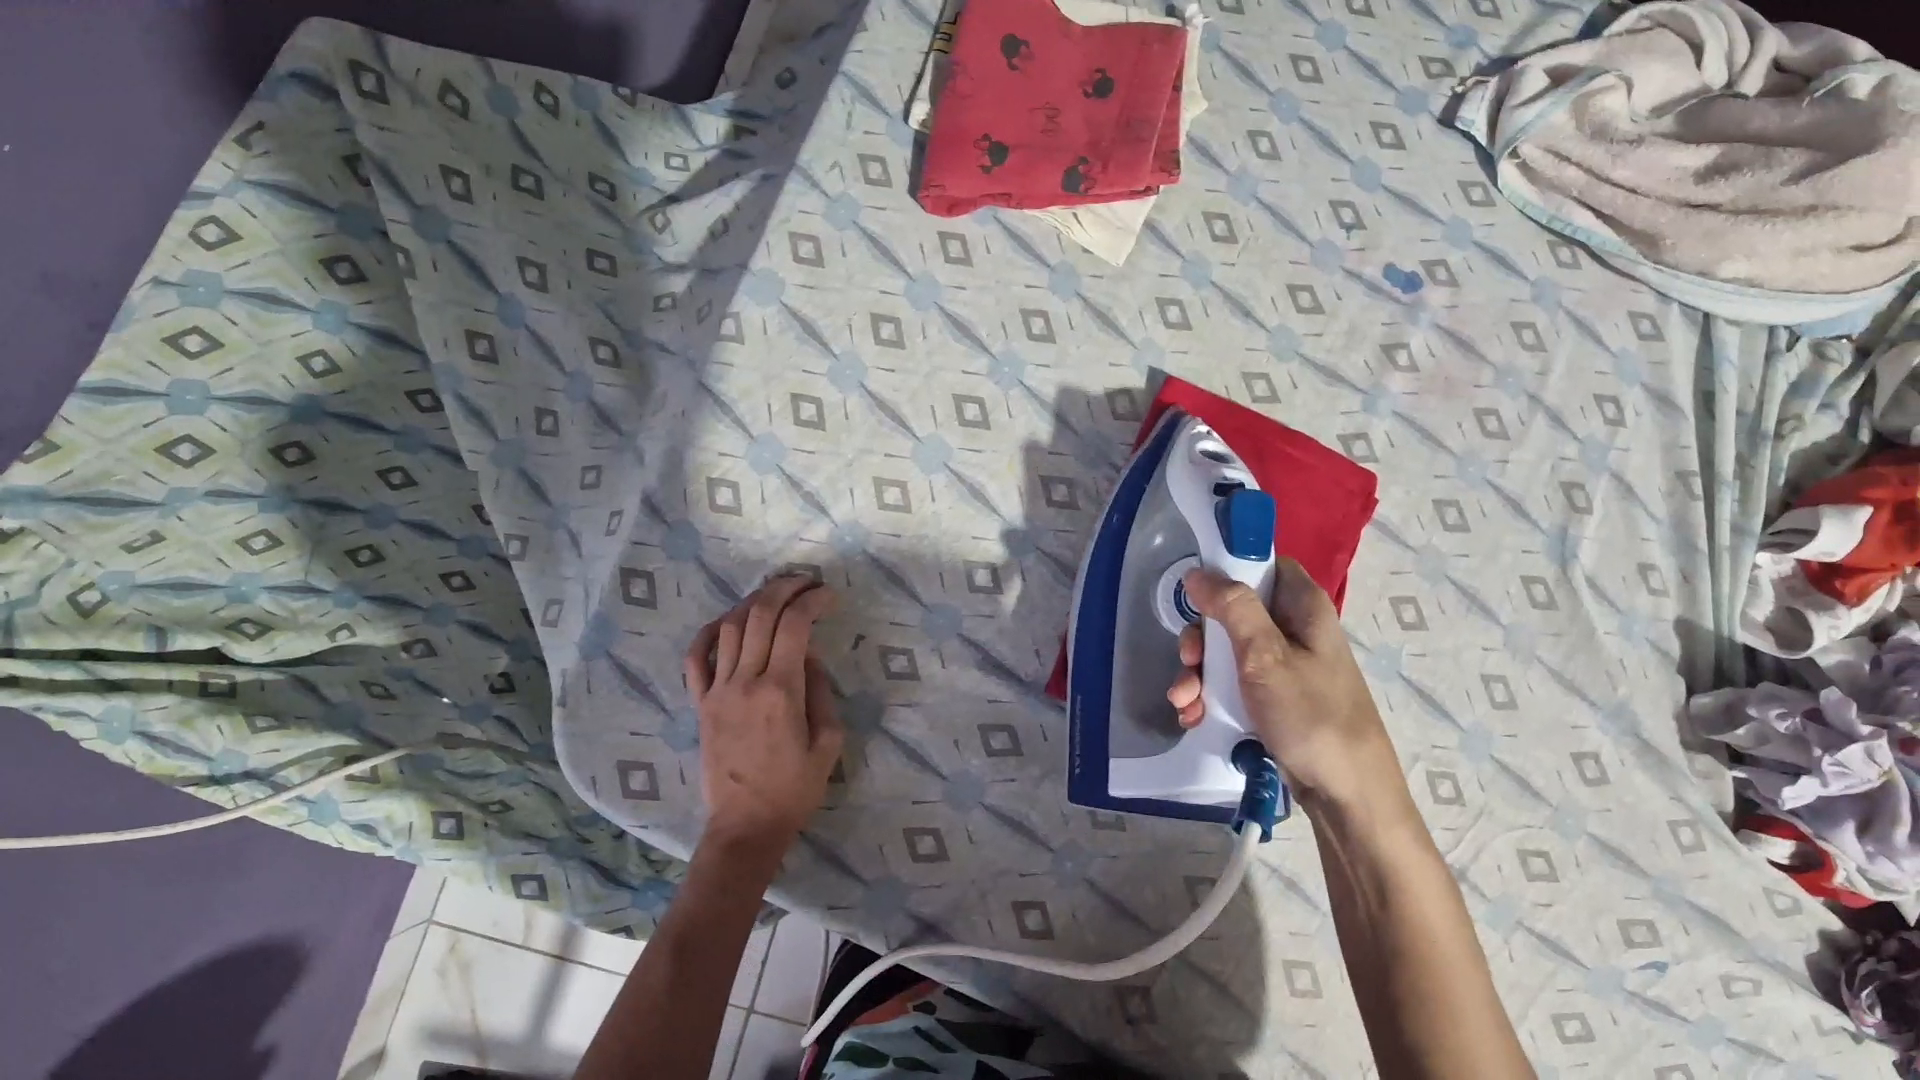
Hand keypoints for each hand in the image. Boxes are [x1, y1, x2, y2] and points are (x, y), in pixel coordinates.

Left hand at [684, 574, 843, 862]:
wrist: (746, 826)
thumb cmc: (795, 790)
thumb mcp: (828, 743)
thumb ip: (821, 693)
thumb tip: (810, 657)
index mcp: (781, 691)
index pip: (795, 626)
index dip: (812, 601)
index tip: (828, 595)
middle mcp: (745, 681)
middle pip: (759, 615)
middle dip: (784, 588)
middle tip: (804, 582)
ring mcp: (717, 691)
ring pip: (728, 627)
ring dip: (752, 602)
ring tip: (774, 596)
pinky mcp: (700, 704)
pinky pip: (696, 657)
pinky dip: (708, 632)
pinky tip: (725, 621)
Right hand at [1166, 559, 1395, 804]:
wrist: (1346, 793)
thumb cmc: (1311, 716)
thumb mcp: (1265, 657)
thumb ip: (1232, 609)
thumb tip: (1198, 573)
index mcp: (1302, 607)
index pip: (1263, 563)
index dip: (1227, 570)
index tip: (1195, 591)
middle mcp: (1294, 629)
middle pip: (1234, 611)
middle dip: (1201, 638)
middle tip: (1189, 660)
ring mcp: (1284, 666)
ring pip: (1226, 651)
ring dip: (1198, 675)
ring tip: (1185, 702)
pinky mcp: (1273, 698)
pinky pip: (1232, 684)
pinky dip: (1210, 697)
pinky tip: (1194, 716)